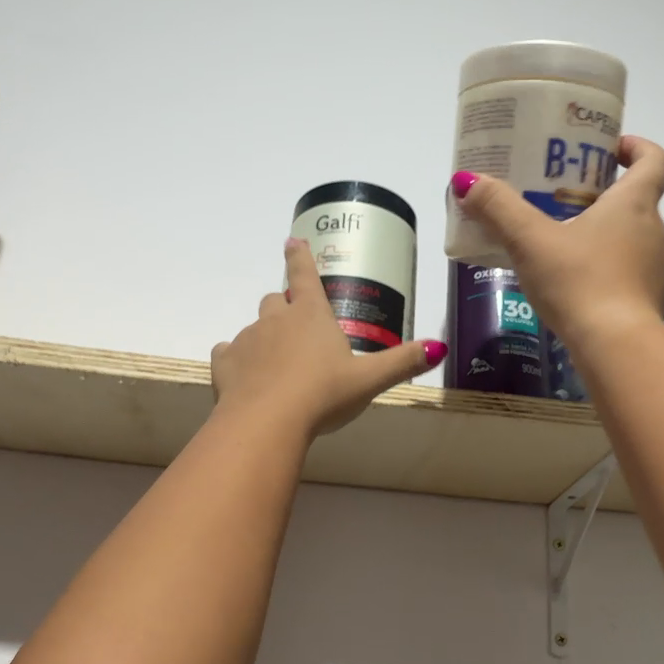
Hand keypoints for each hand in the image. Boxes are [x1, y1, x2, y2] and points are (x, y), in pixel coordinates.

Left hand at [211, 238, 446, 438]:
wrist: (267, 422)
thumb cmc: (323, 395)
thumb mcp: (369, 380)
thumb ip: (402, 362)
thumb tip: (438, 346)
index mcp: (311, 316)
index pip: (305, 274)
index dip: (300, 256)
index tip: (292, 241)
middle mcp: (276, 319)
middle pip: (276, 300)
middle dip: (285, 308)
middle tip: (298, 331)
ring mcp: (247, 339)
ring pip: (254, 329)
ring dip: (265, 340)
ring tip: (279, 369)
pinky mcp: (225, 363)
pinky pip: (228, 353)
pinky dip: (238, 361)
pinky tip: (247, 380)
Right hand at [451, 135, 663, 349]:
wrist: (616, 347)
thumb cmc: (579, 282)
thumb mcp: (530, 241)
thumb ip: (499, 209)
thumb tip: (466, 180)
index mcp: (636, 204)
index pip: (656, 159)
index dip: (637, 147)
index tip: (611, 149)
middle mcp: (656, 230)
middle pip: (639, 200)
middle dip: (605, 196)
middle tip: (566, 199)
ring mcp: (657, 268)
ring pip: (633, 239)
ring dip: (605, 235)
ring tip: (564, 244)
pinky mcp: (651, 301)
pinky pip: (630, 273)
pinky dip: (608, 270)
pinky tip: (576, 285)